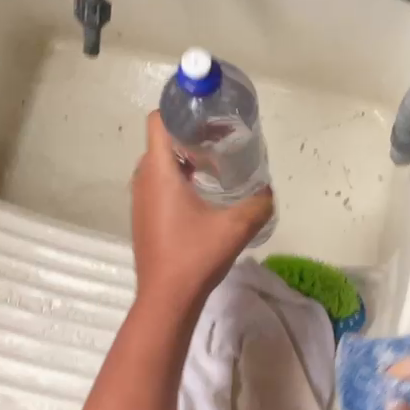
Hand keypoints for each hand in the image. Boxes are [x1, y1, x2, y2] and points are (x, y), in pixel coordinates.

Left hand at [131, 111, 272, 309]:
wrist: (166, 299)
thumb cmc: (195, 256)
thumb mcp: (236, 227)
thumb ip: (258, 204)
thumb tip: (268, 191)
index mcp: (159, 171)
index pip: (159, 119)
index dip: (181, 110)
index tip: (209, 115)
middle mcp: (144, 179)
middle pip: (163, 140)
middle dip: (191, 135)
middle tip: (223, 142)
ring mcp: (141, 200)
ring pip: (161, 165)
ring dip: (186, 160)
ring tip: (218, 169)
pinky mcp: (145, 218)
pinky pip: (160, 185)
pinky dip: (179, 181)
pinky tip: (205, 198)